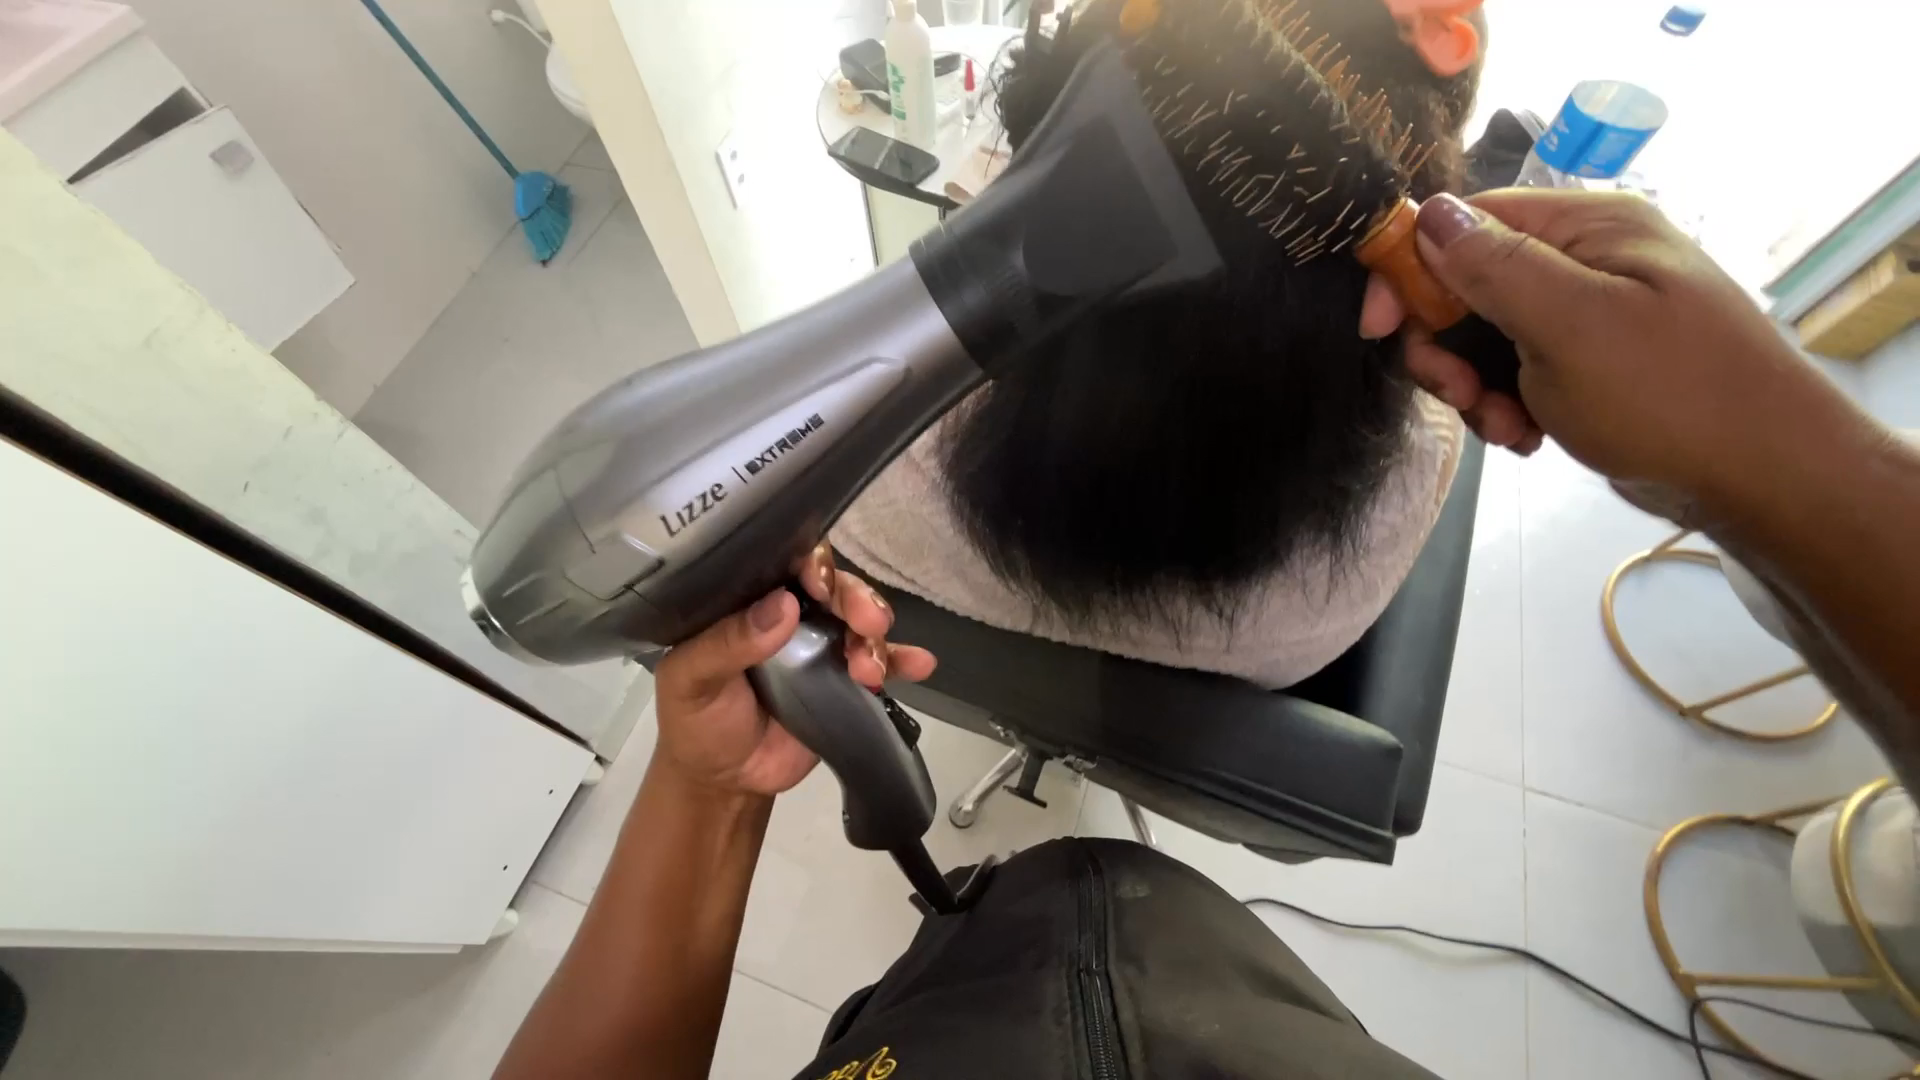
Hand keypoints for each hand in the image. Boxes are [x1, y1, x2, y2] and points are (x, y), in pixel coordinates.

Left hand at [650, 546, 937, 798]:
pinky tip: (922, 664)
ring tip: (872, 670)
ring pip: (862, 624)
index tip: (824, 585)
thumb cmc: (697, 720)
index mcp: (751, 603)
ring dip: (877, 639)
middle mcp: (793, 616)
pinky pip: (882, 664)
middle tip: (870, 624)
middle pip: (836, 590)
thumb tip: (783, 604)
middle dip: (858, 601)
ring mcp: (824, 648)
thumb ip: (727, 645)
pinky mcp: (846, 682)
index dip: (812, 566)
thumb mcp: (691, 682)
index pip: (787, 565)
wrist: (724, 781)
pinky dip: (904, 660)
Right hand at [1370, 189, 1844, 499]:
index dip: (1409, 271)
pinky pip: (1501, 371)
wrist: (1756, 474)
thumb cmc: (1666, 393)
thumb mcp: (1571, 326)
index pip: (1464, 223)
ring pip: (1473, 338)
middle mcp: (1577, 261)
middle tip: (1461, 395)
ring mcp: (1576, 312)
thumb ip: (1495, 268)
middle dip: (1444, 348)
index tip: (1380, 331)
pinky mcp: (1573, 358)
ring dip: (1470, 389)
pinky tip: (1524, 434)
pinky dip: (1497, 406)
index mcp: (1585, 230)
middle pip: (1460, 287)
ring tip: (1507, 426)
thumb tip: (1428, 214)